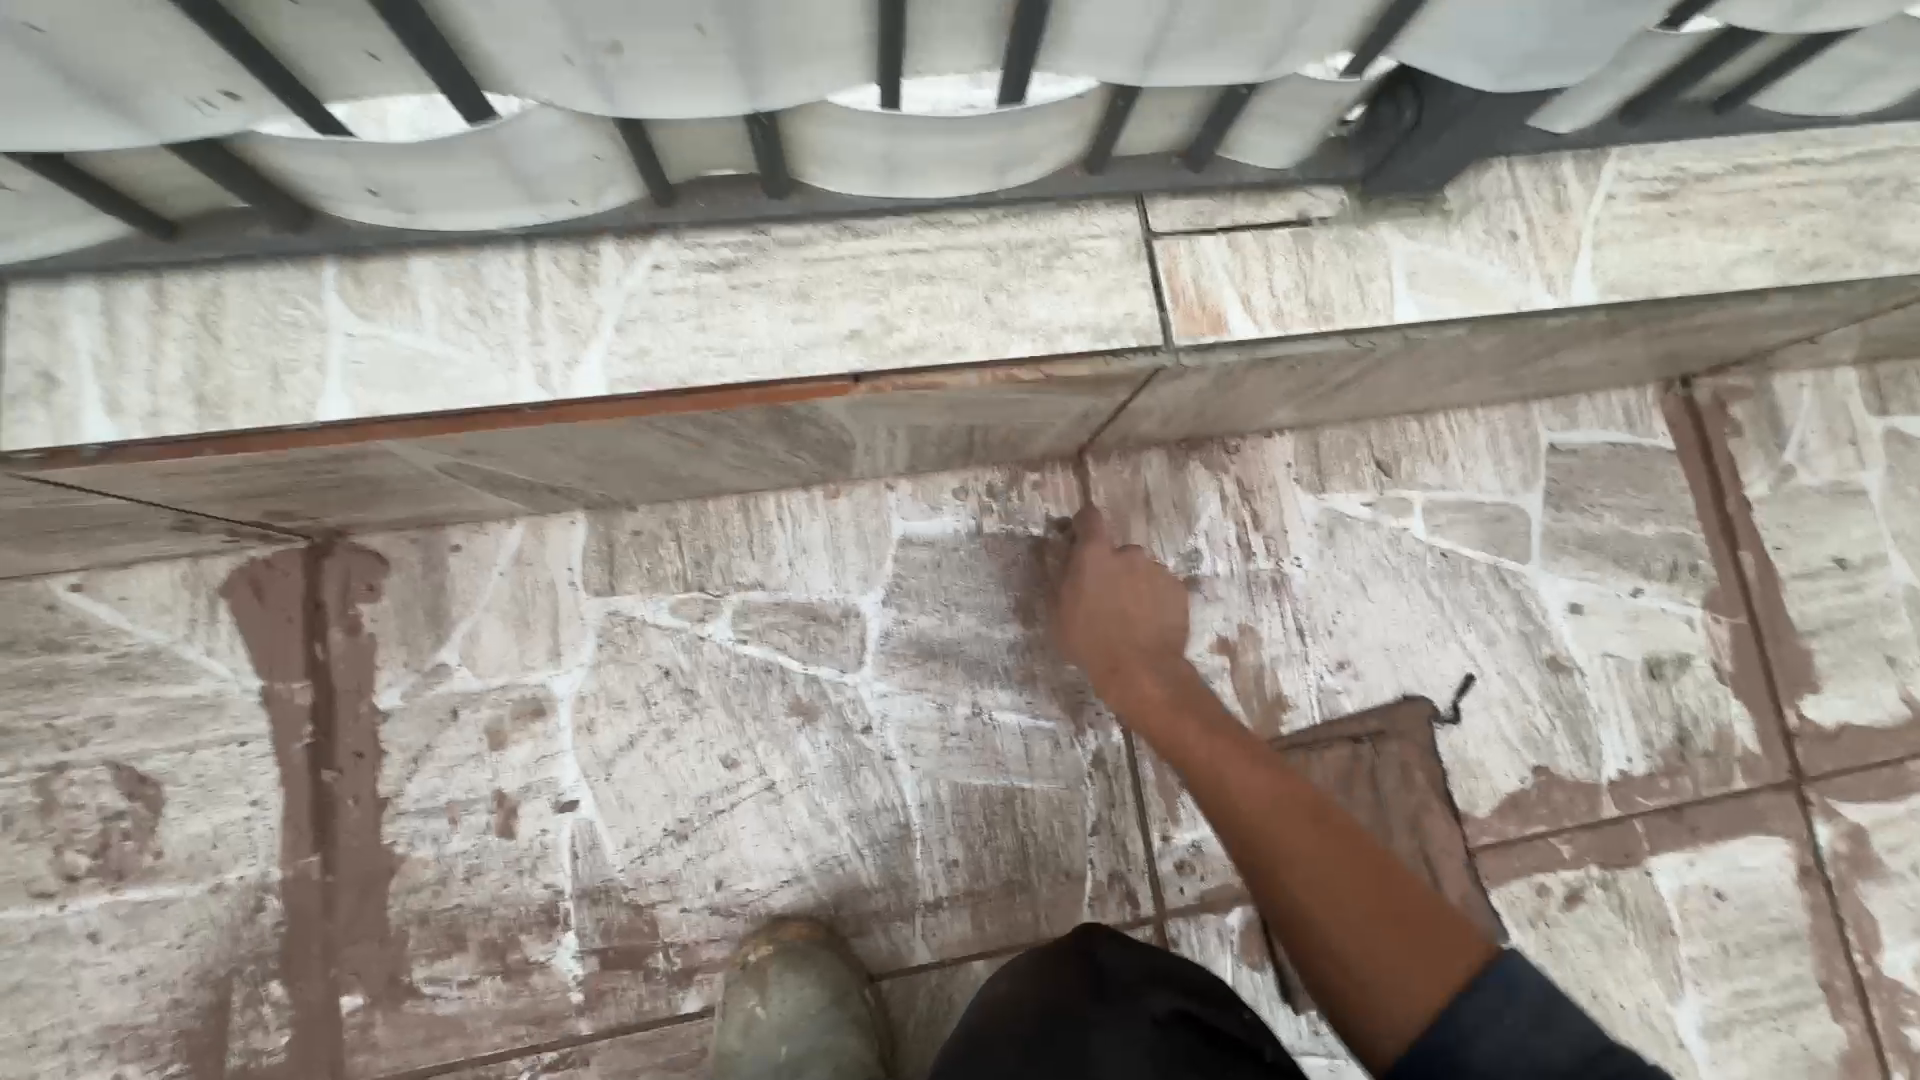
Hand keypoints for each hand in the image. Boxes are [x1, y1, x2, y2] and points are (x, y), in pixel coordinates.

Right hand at [1053, 504, 1193, 716]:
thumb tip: (1066, 563)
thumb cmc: (1089, 642)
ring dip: (1134, 586)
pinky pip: (1161, 588)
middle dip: (1111, 568)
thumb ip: (1062, 581)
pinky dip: (1154, 600)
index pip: (1090, 517)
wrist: (1140, 669)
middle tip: (1106, 598)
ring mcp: (1157, 570)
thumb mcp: (1058, 614)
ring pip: (1141, 572)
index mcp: (1095, 554)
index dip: (1083, 524)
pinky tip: (1149, 625)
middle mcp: (1129, 553)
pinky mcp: (1178, 589)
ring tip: (1130, 618)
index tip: (1080, 536)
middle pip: (1117, 552)